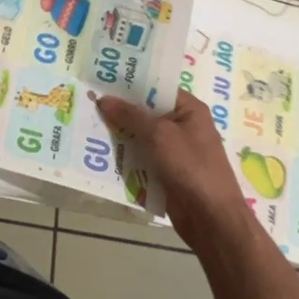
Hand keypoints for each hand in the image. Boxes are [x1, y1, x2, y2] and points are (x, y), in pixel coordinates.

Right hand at [97, 89, 250, 249]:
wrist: (212, 219)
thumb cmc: (191, 167)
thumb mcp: (159, 135)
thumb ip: (130, 115)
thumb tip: (103, 99)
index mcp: (189, 109)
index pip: (156, 87)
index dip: (130, 83)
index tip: (101, 79)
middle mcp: (182, 125)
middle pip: (145, 111)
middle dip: (119, 109)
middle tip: (88, 100)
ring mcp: (173, 150)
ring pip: (140, 135)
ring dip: (118, 133)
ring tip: (86, 122)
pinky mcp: (165, 171)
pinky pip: (140, 156)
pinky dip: (124, 154)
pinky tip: (99, 150)